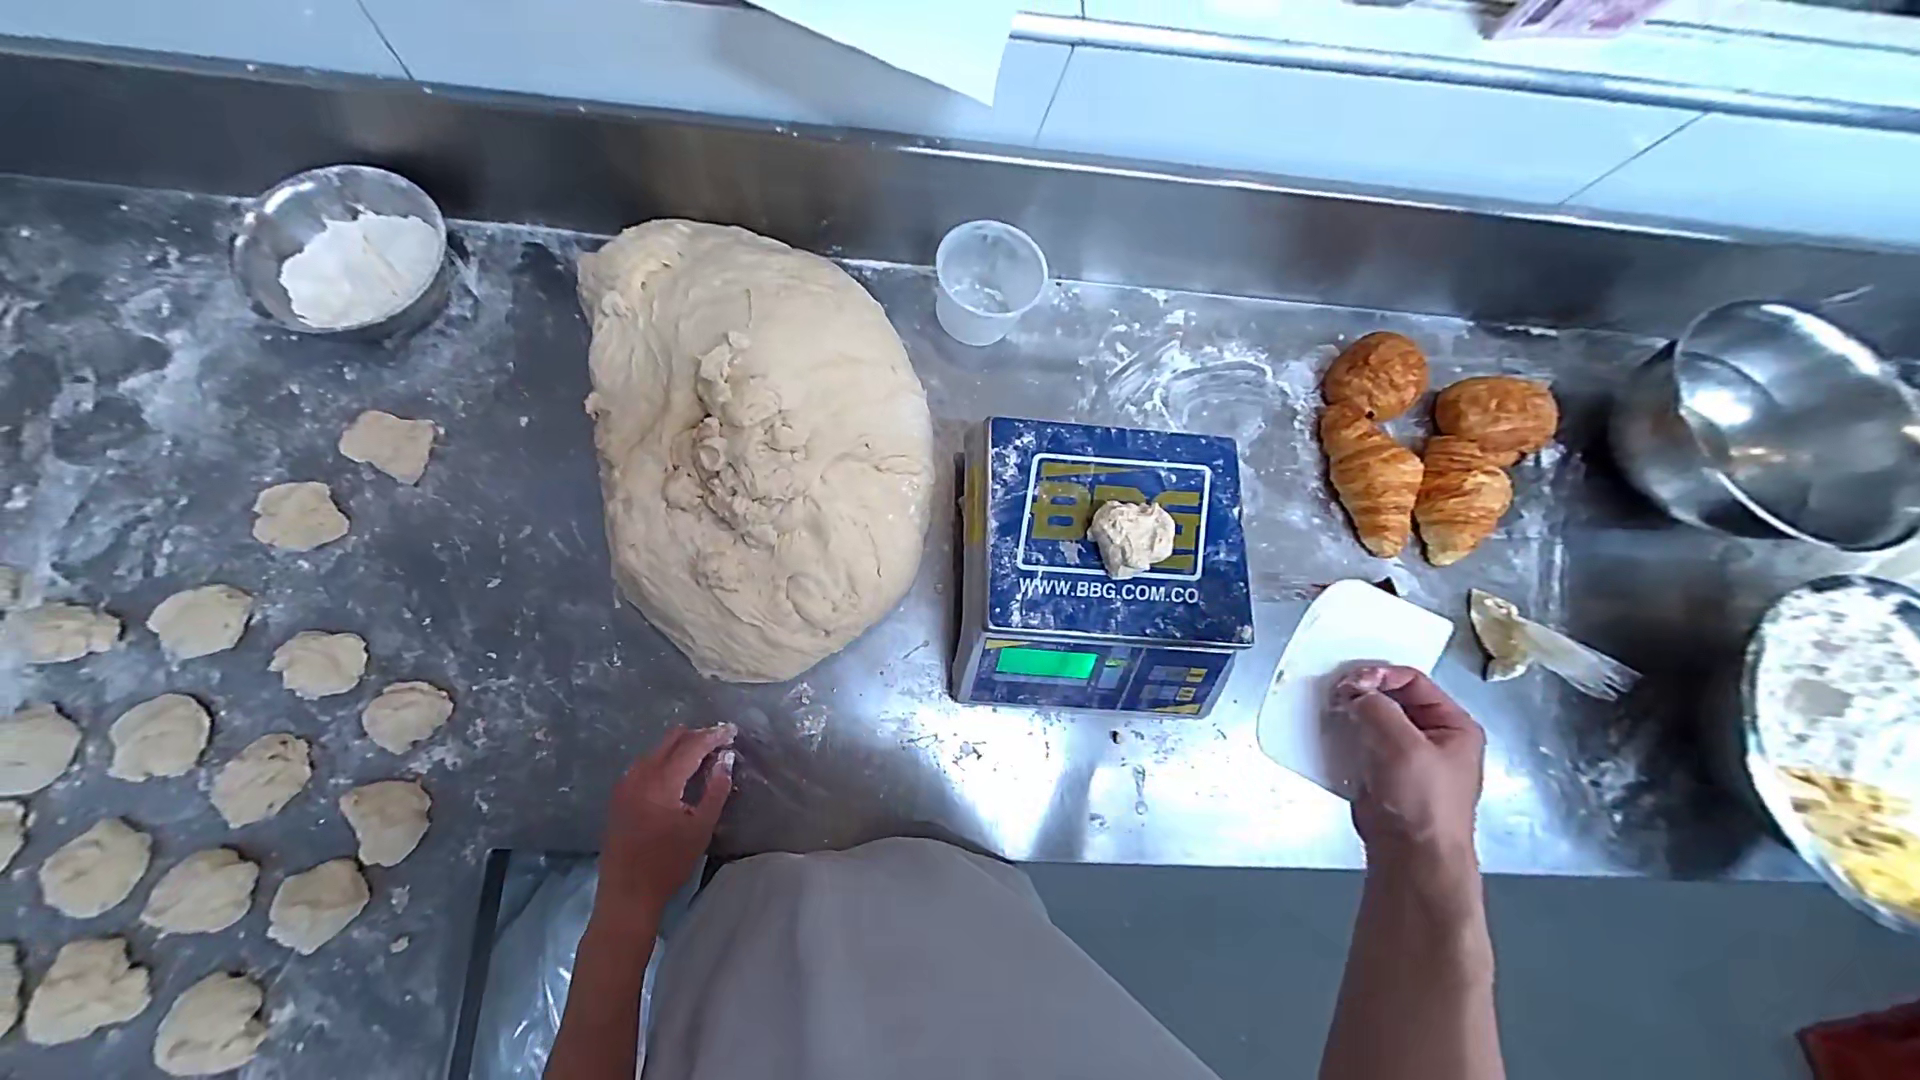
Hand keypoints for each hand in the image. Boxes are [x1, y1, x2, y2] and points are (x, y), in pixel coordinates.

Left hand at [596, 724, 735, 920]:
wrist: (627, 897)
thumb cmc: (669, 864)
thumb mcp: (701, 827)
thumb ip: (717, 788)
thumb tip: (726, 757)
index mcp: (660, 783)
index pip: (691, 746)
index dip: (713, 736)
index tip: (732, 731)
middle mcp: (639, 777)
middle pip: (670, 741)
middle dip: (697, 735)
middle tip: (720, 739)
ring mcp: (625, 786)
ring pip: (656, 750)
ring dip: (680, 746)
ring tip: (703, 752)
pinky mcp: (619, 797)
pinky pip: (645, 764)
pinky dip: (664, 758)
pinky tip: (677, 769)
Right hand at [1332, 665, 1484, 867]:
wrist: (1411, 853)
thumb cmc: (1419, 798)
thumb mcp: (1401, 743)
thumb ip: (1376, 706)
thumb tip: (1353, 692)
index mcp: (1453, 725)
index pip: (1412, 681)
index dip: (1379, 675)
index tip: (1349, 683)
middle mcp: (1433, 736)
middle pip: (1392, 697)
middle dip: (1362, 693)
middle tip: (1336, 696)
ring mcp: (1407, 754)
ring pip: (1373, 717)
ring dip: (1350, 712)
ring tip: (1331, 713)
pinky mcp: (1383, 770)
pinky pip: (1362, 739)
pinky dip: (1345, 732)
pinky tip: (1331, 733)